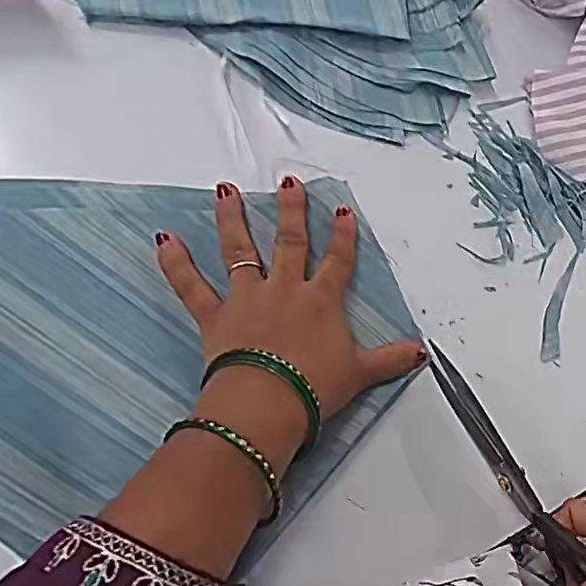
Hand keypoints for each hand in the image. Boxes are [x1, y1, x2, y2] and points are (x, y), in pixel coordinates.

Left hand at [155, 176, 425, 431]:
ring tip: (225, 191)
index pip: (337, 260)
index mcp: (321, 301)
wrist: (268, 402)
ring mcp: (247, 299)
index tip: (342, 210)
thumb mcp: (361, 373)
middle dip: (290, 211)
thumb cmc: (315, 386)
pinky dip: (176, 263)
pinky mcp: (215, 317)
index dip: (343, 235)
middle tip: (287, 184)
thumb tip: (420, 353)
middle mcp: (284, 290)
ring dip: (232, 219)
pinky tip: (164, 238)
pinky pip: (191, 286)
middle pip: (289, 242)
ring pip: (239, 250)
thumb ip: (390, 359)